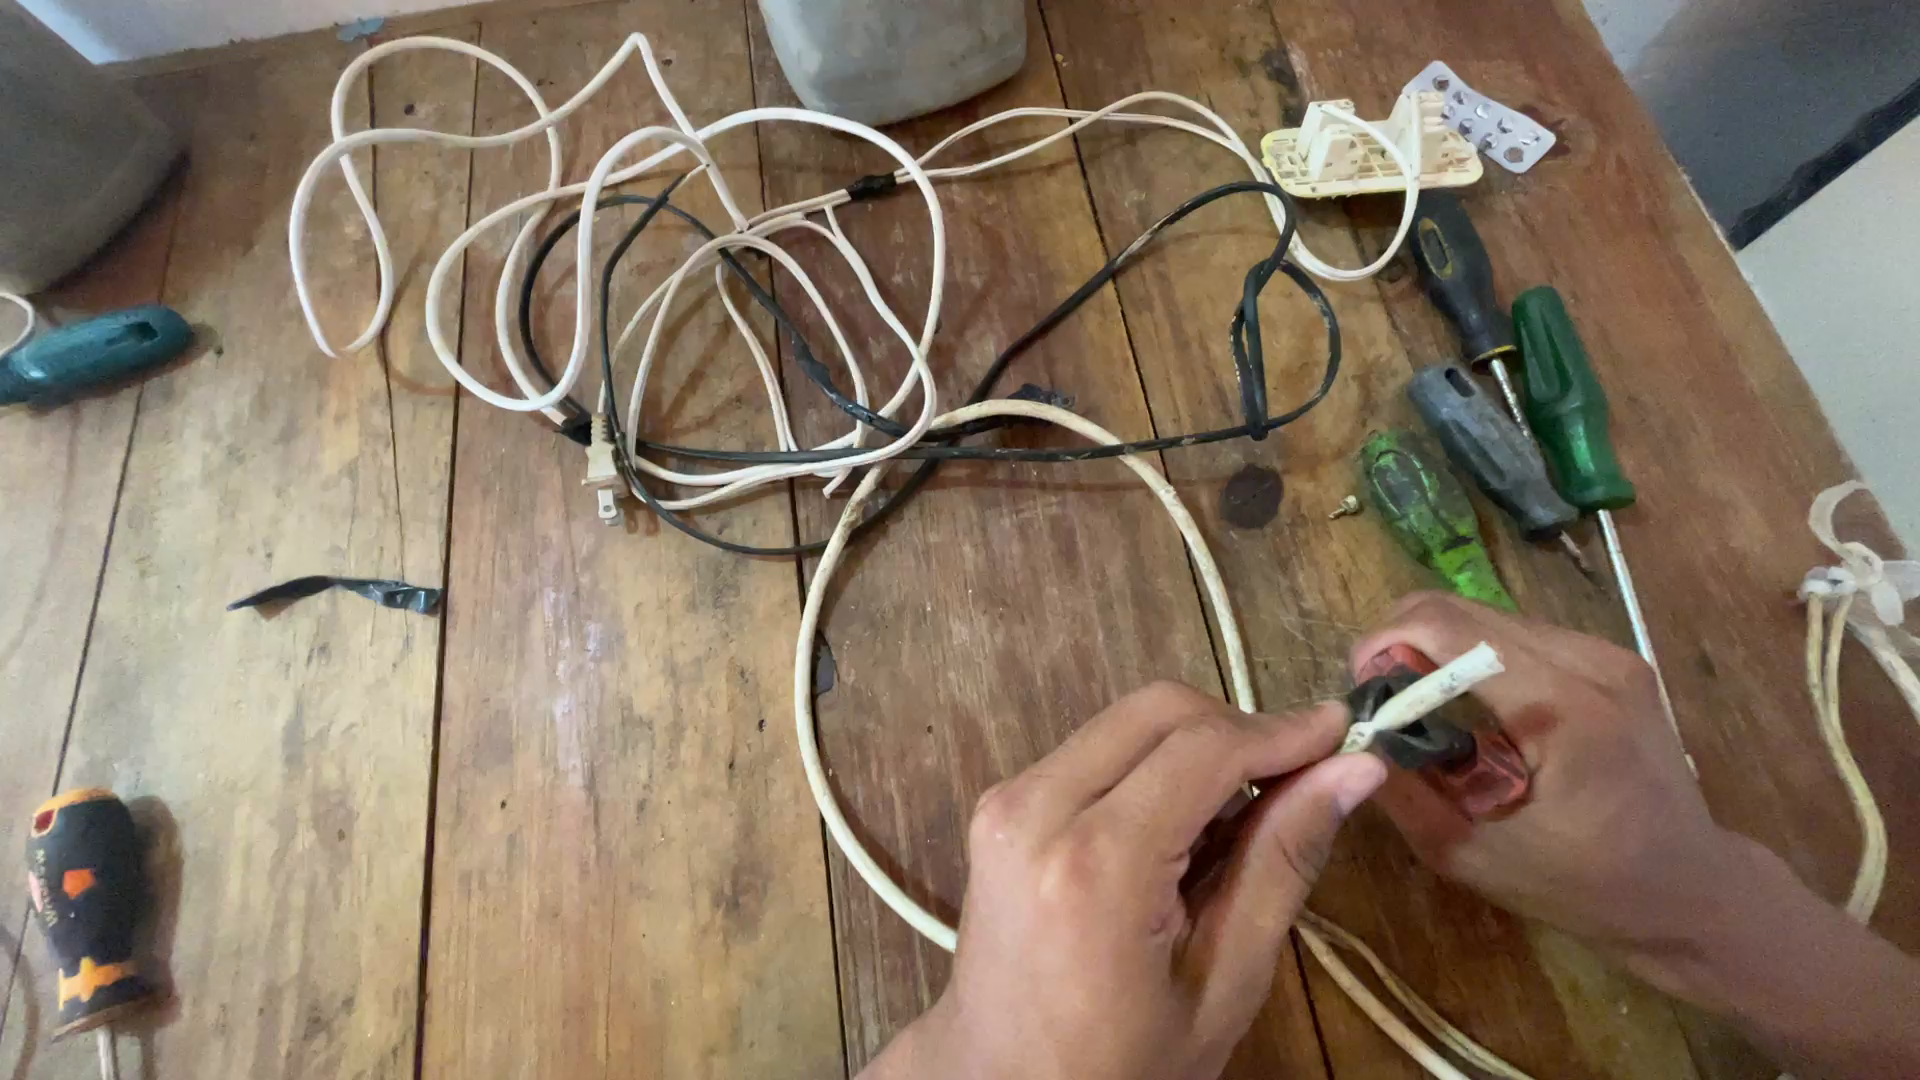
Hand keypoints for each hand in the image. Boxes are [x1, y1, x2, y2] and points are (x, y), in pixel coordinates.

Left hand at [862, 681, 1385, 1079]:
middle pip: (1155, 711)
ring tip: (1237, 806)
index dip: (1279, 731)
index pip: (1201, 749)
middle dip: (1234, 726)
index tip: (1340, 731)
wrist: (1000, 1079)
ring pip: (1122, 721)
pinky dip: (1146, 761)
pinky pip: (1090, 747)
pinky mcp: (999, 799)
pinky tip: (1176, 816)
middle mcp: (1037, 805)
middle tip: (1294, 772)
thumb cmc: (1123, 1061)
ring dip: (1190, 742)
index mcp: (1096, 862)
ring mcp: (1007, 796)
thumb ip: (1283, 861)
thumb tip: (1354, 773)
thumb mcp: (1225, 981)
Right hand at [1347, 592, 1751, 967]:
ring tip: (1418, 701)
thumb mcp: (1467, 854)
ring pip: (1475, 613)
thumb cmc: (1583, 886)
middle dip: (1396, 642)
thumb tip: (1349, 731)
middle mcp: (1588, 663)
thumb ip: (1399, 788)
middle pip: (1453, 609)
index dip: (1383, 643)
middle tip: (1380, 695)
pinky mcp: (1604, 656)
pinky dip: (1463, 653)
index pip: (1446, 629)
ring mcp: (1603, 653)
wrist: (1696, 893)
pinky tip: (1463, 701)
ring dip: (1428, 646)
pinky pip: (1505, 630)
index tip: (1360, 686)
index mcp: (1562, 709)